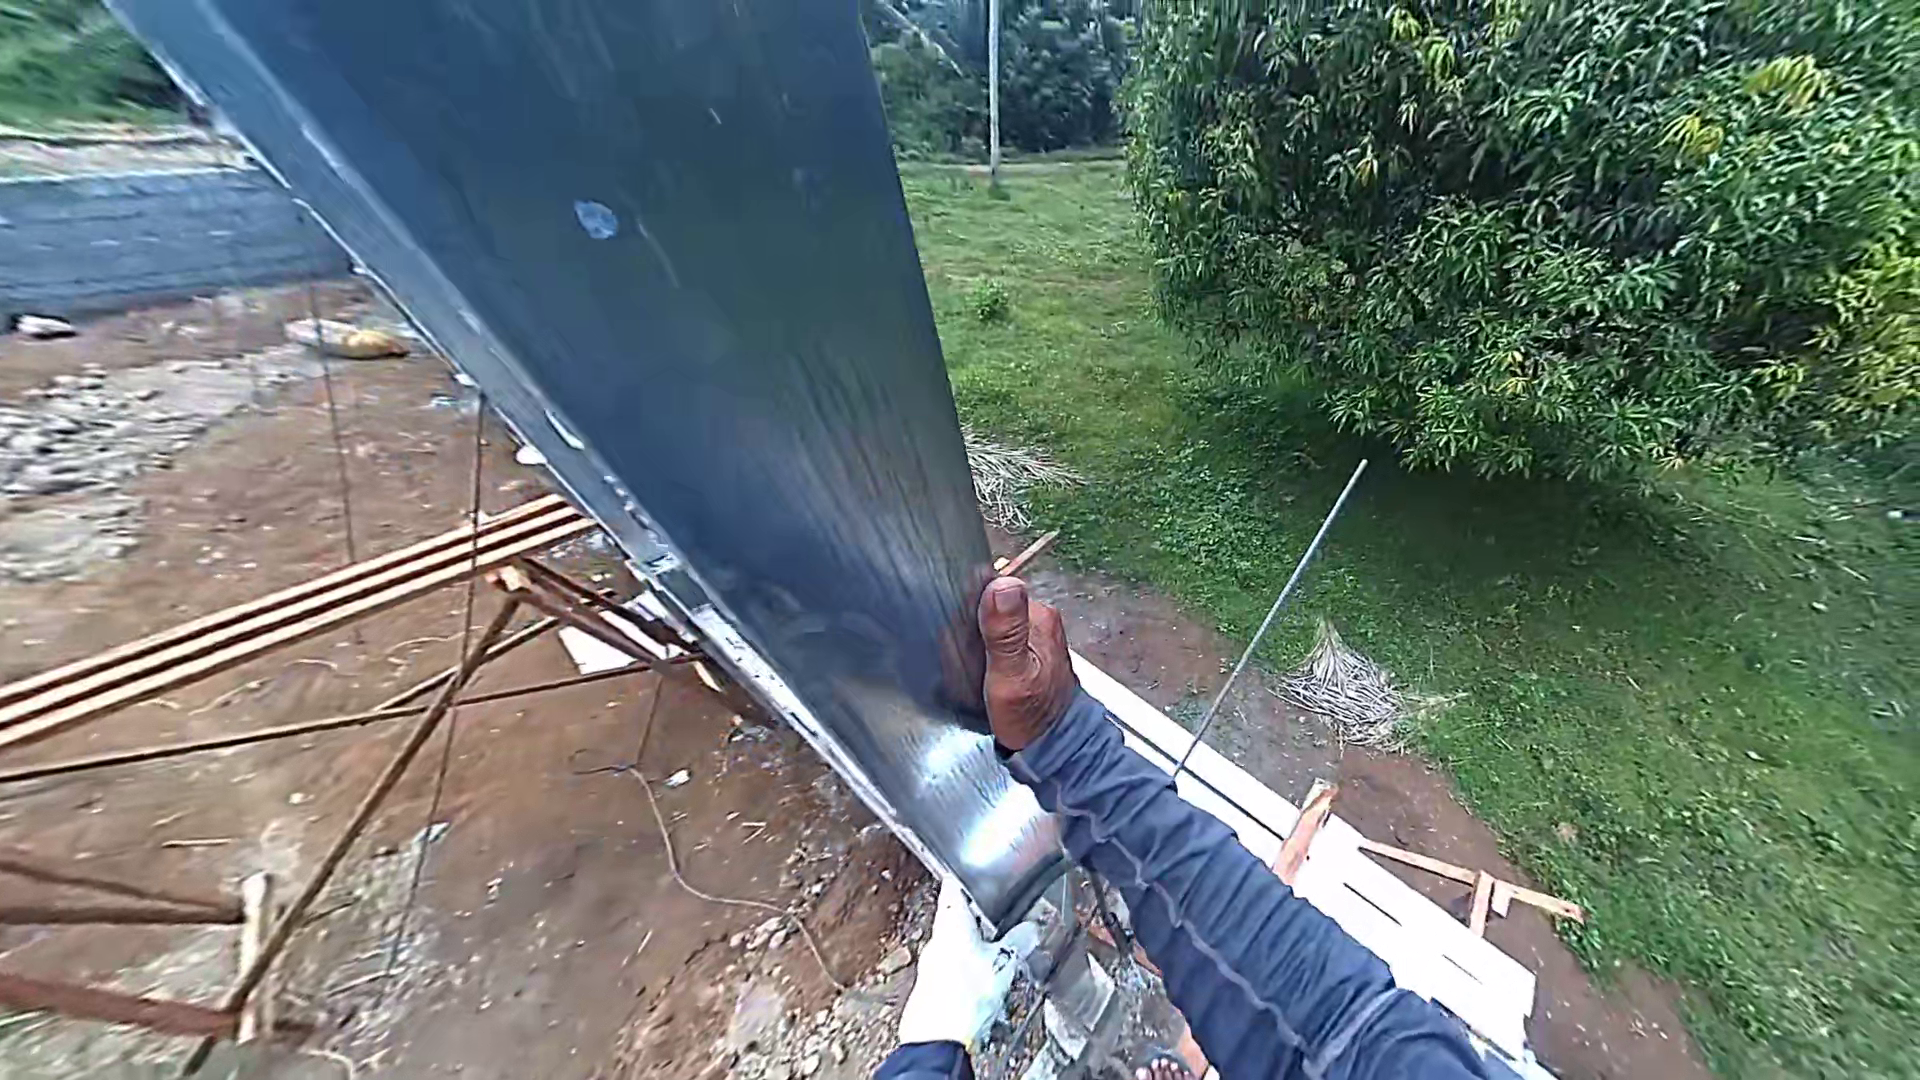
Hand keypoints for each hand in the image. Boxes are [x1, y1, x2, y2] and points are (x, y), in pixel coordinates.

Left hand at [896, 875, 1041, 1048]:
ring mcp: (932, 961)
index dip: (965, 878)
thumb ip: (1018, 941)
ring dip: (970, 943)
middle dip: (973, 915)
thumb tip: (1032, 928)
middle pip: (954, 914)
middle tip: (994, 914)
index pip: (953, 885)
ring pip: (952, 941)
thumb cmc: (965, 992)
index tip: (975, 874)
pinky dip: (964, 967)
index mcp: (950, 918)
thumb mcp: (1002, 962)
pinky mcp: (932, 986)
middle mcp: (937, 935)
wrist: (937, 1039)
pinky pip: (950, 966)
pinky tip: (979, 980)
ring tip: (993, 950)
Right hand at [977, 576, 1078, 750]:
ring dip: (976, 645)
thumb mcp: (1012, 675)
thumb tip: (1002, 585)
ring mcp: (1036, 635)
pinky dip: (986, 655)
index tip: (965, 642)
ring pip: (990, 625)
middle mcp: (1040, 620)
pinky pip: (997, 640)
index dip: (967, 613)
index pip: (990, 592)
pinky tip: (984, 673)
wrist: (1056, 750)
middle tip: (972, 665)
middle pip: (988, 608)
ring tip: (977, 671)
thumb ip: (1005, 632)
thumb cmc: (1033, 717)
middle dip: (970, 632)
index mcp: (1038, 616)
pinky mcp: (1029, 650)